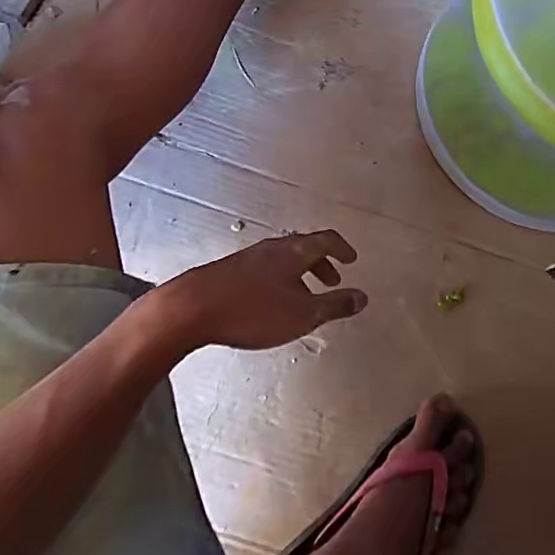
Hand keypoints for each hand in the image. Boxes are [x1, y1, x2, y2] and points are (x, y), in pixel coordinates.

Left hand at [145, 230, 365, 351]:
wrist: (193, 308)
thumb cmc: (252, 310)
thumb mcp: (303, 314)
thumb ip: (334, 305)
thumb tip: (362, 297)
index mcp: (293, 252)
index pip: (325, 241)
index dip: (341, 249)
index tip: (351, 259)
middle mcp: (271, 248)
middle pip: (303, 248)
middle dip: (321, 263)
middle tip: (332, 280)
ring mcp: (248, 258)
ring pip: (282, 259)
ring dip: (299, 274)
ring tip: (303, 297)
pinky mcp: (229, 272)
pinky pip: (264, 270)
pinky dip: (278, 280)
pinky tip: (271, 304)